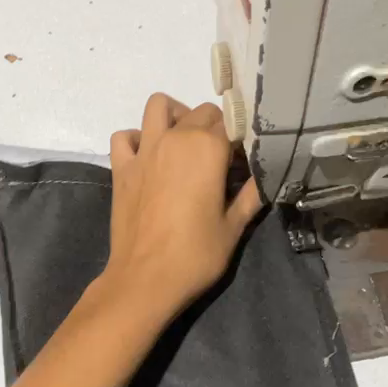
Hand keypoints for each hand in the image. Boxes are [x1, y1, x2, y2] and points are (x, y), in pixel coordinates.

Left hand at [96, 92, 261, 318]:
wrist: (144, 280)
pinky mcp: (121, 168)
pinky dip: (137, 138)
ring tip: (185, 142)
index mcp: (207, 149)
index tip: (245, 164)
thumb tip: (266, 176)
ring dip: (176, 116)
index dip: (243, 142)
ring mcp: (144, 150)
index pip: (233, 124)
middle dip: (215, 129)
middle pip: (201, 113)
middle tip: (221, 161)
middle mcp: (175, 138)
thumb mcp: (234, 228)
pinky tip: (149, 157)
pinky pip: (125, 136)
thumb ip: (251, 195)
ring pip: (159, 106)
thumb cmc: (195, 256)